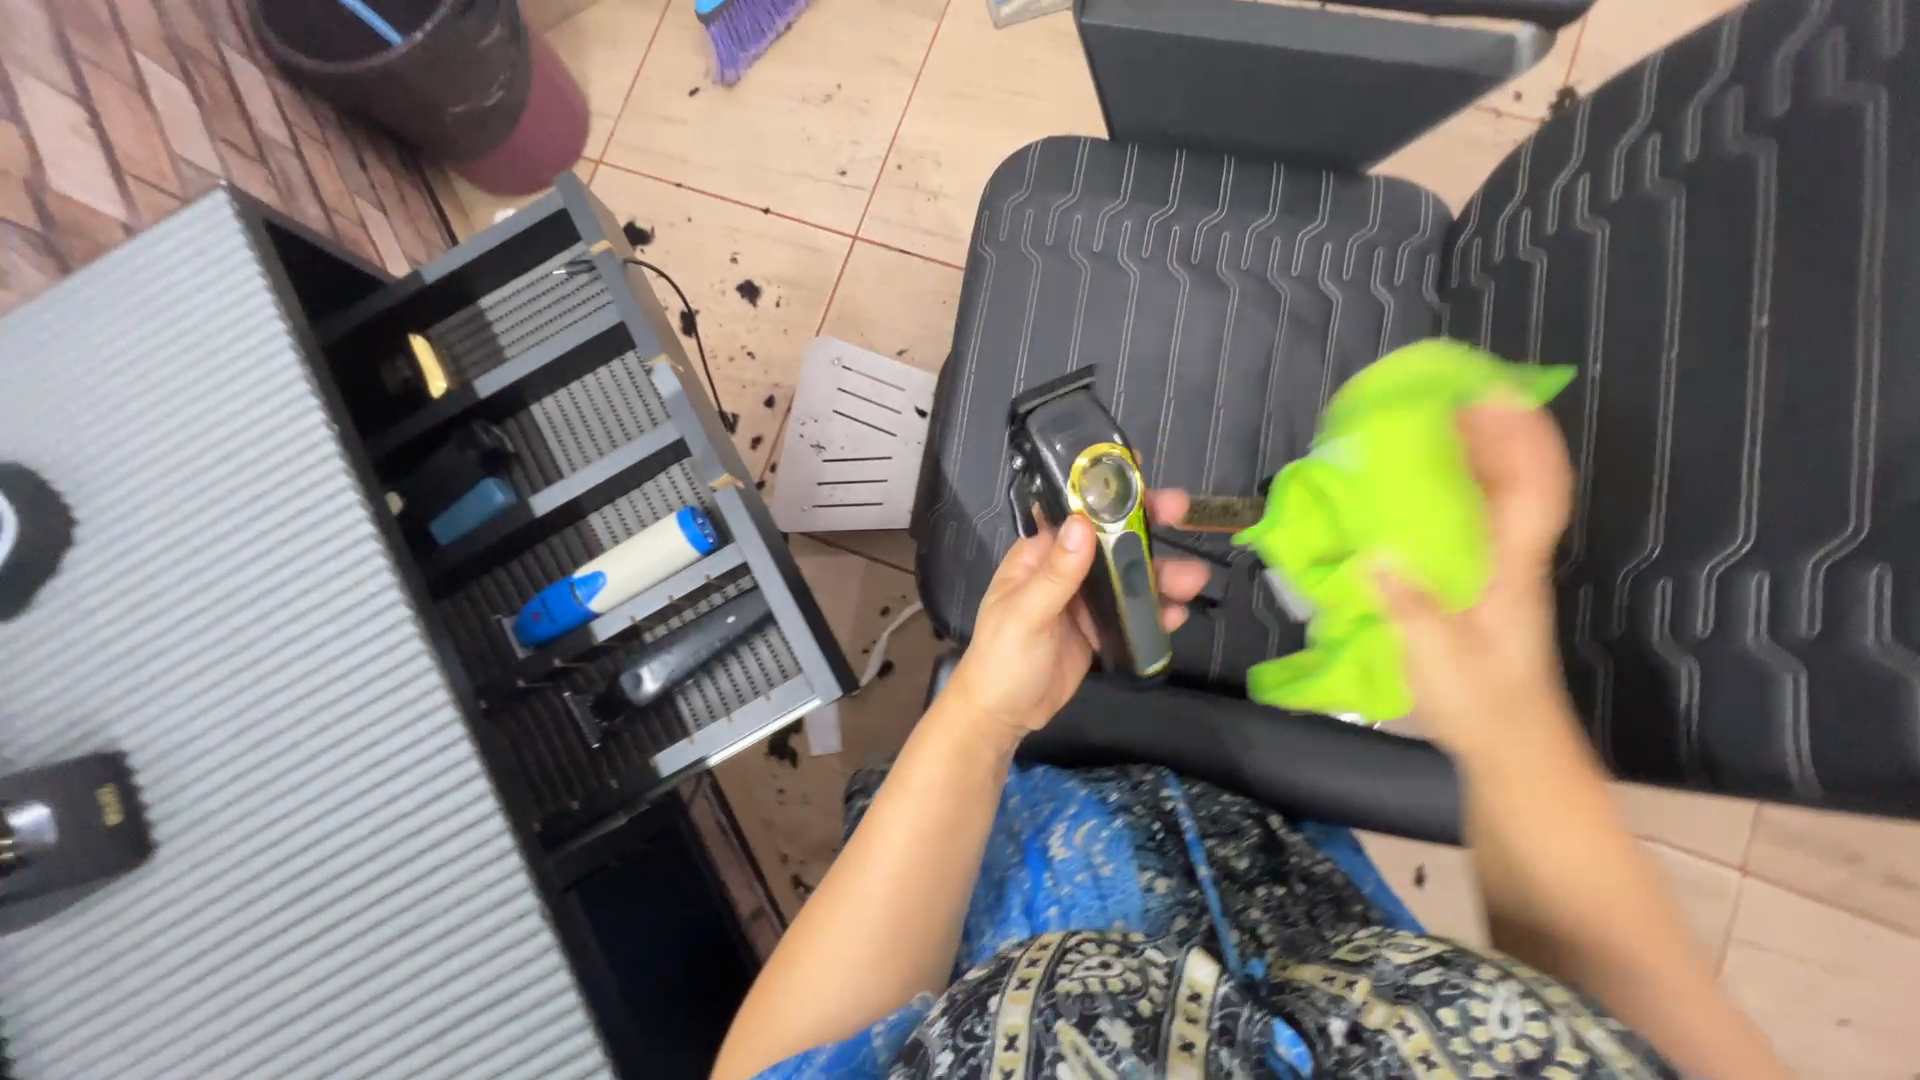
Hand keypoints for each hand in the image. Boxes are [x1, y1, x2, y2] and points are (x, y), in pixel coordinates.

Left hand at [943, 490, 1210, 745]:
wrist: (1003, 716)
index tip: (1140, 478)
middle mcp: (1063, 572)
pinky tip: (1177, 615)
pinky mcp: (1097, 631)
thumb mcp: (1025, 615)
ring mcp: (1082, 602)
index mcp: (1037, 557)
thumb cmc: (1002, 660)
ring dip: (1160, 575)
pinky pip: (1130, 614)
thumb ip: (1056, 574)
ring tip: (1194, 580)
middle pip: (1110, 542)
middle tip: (1185, 513)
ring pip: (1127, 578)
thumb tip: (1083, 523)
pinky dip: (1154, 612)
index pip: (1075, 515)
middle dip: (1146, 529)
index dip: (1106, 495)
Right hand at [1376, 400, 1575, 757]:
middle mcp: (1514, 560)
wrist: (1512, 747)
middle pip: (1520, 481)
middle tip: (1444, 396)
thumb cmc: (1483, 703)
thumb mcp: (1440, 659)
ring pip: (1499, 498)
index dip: (1519, 439)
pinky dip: (1455, 492)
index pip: (1534, 491)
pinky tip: (1415, 490)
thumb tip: (1376, 552)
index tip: (1490, 394)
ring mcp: (1501, 571)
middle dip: (1494, 431)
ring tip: (1428, 426)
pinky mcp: (1482, 586)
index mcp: (1513, 571)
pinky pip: (1474, 521)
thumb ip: (1411, 606)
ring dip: (1475, 455)